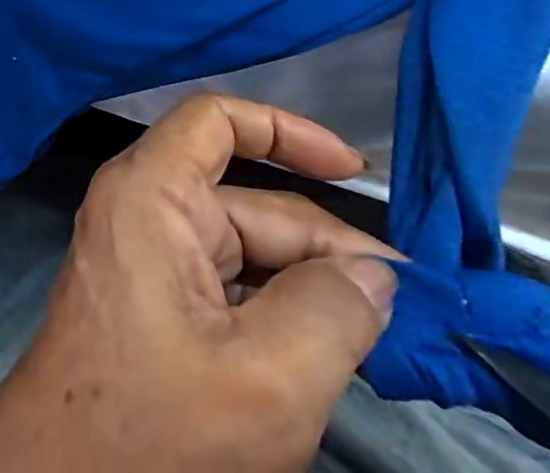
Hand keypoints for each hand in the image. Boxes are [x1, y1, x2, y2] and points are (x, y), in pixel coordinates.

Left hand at [0, 95, 400, 472]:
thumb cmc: (154, 429)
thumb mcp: (266, 376)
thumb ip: (335, 312)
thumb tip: (375, 276)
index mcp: (152, 194)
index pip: (218, 121)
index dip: (287, 131)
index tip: (351, 169)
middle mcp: (147, 210)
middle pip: (254, 201)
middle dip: (325, 248)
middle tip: (402, 300)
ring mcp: (151, 256)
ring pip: (250, 250)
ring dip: (309, 286)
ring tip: (373, 330)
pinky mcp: (158, 299)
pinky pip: (232, 284)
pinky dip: (279, 308)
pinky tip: (326, 344)